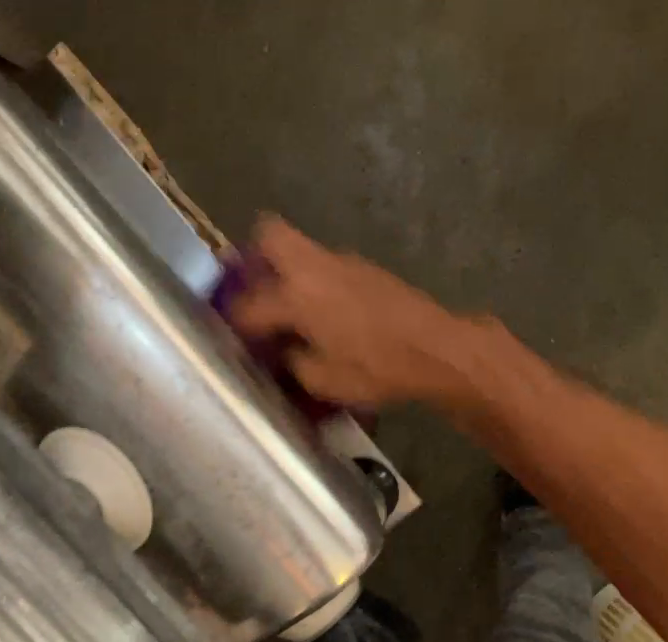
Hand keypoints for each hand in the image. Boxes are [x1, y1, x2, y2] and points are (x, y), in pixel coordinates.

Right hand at [227, 217, 490, 409]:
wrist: (435, 349)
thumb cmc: (376, 368)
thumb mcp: (323, 381)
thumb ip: (293, 363)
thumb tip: (284, 353)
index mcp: (297, 296)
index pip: (249, 304)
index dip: (234, 322)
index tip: (232, 336)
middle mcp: (314, 269)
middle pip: (271, 235)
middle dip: (253, 258)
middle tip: (249, 289)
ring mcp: (343, 264)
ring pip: (301, 251)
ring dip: (286, 273)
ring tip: (286, 309)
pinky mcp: (366, 271)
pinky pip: (325, 268)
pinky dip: (314, 284)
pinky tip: (321, 316)